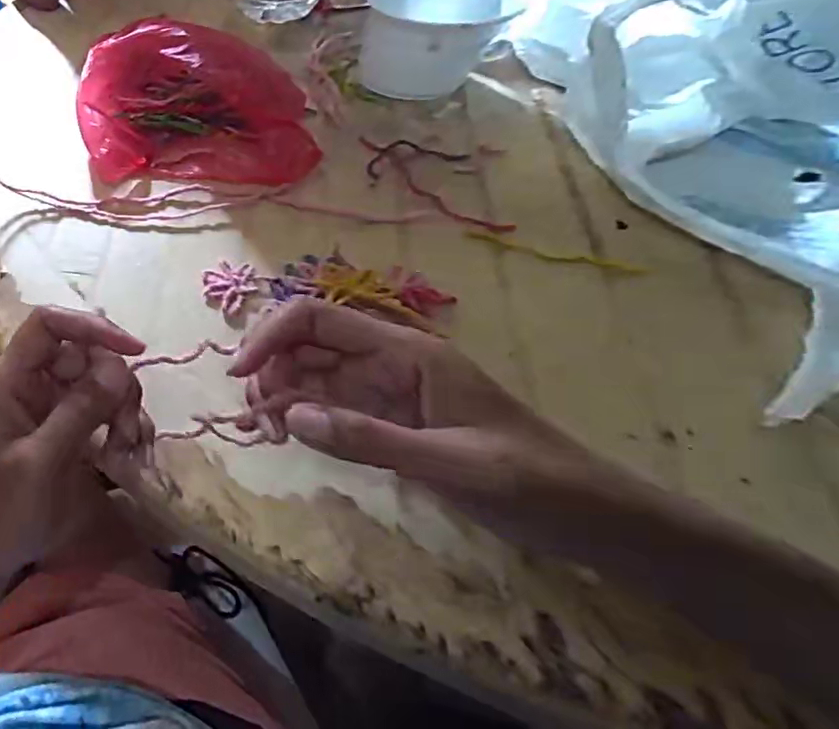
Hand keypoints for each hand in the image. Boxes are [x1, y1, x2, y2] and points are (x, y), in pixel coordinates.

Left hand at [0, 307, 148, 574]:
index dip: (88, 325)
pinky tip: (128, 456)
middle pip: (85, 350)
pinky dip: (126, 423)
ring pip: (103, 376)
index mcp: (11, 377)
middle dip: (114, 381)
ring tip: (126, 448)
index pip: (46, 323)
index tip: (131, 348)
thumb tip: (118, 368)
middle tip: (127, 427)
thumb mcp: (42, 461)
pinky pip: (109, 404)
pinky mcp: (72, 422)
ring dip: (124, 407)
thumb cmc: (6, 507)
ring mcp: (53, 400)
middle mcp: (32, 380)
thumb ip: (78, 412)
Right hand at [229, 300, 603, 515]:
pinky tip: (287, 438)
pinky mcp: (385, 420)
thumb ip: (371, 439)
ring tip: (268, 434)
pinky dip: (298, 417)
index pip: (317, 318)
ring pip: (309, 374)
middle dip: (270, 370)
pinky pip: (326, 407)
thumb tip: (291, 417)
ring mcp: (383, 391)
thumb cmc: (536, 483)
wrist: (598, 521)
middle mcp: (385, 361)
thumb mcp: (455, 465)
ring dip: (279, 395)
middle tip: (258, 420)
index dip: (271, 335)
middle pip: (305, 343)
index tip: (240, 372)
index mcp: (404, 351)